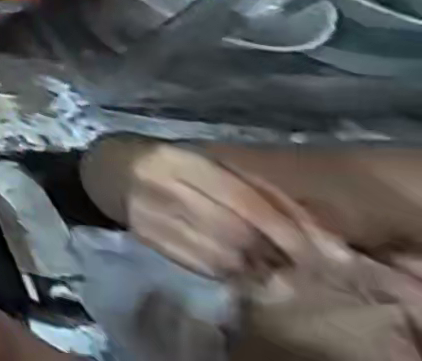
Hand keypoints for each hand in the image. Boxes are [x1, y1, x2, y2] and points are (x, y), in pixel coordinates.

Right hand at [94, 140, 320, 281]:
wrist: (103, 169)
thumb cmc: (168, 165)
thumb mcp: (207, 165)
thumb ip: (263, 194)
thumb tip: (325, 243)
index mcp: (177, 159)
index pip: (244, 198)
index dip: (286, 229)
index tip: (318, 254)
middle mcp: (159, 183)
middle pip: (236, 231)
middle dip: (270, 251)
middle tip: (284, 258)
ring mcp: (146, 210)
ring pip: (223, 254)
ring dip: (251, 264)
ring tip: (255, 259)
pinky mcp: (143, 234)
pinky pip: (202, 265)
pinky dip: (226, 270)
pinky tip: (226, 260)